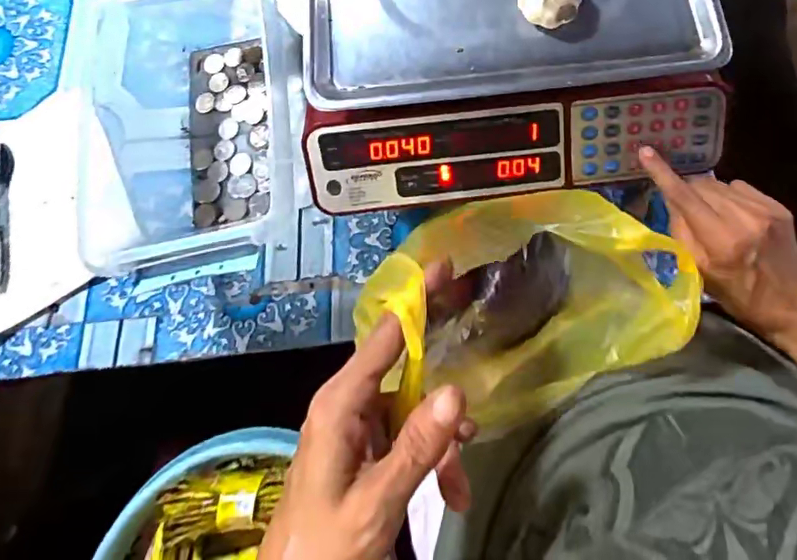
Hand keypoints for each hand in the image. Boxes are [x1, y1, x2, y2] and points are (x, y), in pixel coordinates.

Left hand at [260, 314, 474, 559]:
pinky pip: (404, 441)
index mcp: (339, 403)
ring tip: (457, 483)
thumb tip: (456, 389)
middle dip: (441, 384)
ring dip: (440, 443)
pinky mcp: (361, 453)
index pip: (386, 335)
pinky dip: (429, 461)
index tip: (443, 266)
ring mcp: (354, 429)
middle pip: (404, 369)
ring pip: (412, 413)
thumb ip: (417, 447)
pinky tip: (449, 493)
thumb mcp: (375, 503)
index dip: (416, 297)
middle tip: (472, 366)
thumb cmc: (323, 547)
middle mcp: (346, 404)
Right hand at [638, 145, 796, 345]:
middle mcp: (744, 219)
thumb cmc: (737, 293)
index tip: (645, 152)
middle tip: (691, 213)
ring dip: (710, 195)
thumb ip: (681, 231)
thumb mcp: (699, 270)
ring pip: (719, 184)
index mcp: (722, 241)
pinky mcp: (777, 206)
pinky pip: (739, 186)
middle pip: (700, 186)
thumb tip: (671, 199)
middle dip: (689, 193)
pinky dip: (730, 196)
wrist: (789, 304)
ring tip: (716, 218)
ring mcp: (764, 210)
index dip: (662, 173)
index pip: (684, 197)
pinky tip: (736, 217)